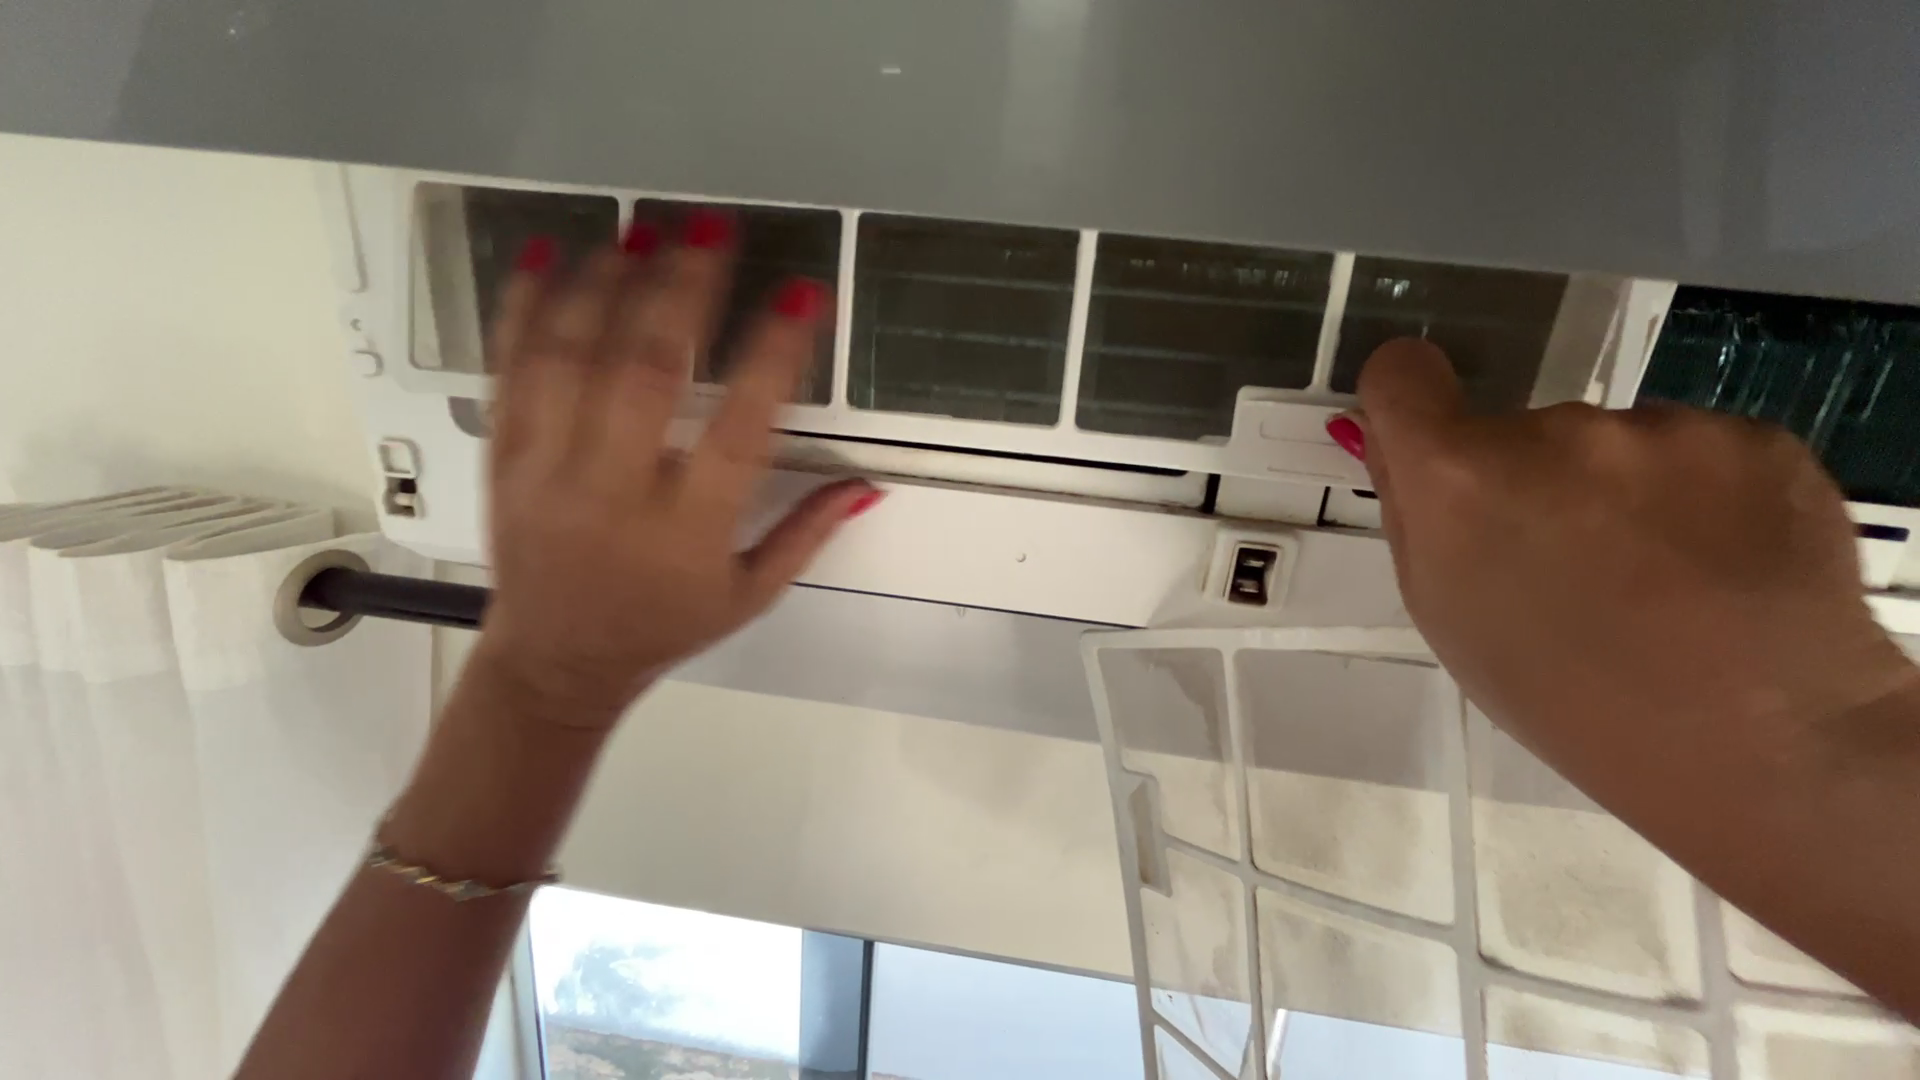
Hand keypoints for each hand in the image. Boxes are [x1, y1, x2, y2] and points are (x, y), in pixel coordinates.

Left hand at [469, 216, 878, 726]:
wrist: (558, 662)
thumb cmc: (665, 627)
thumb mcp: (750, 594)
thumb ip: (808, 535)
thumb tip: (868, 485)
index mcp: (687, 529)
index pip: (739, 430)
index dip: (773, 357)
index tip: (800, 295)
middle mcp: (615, 492)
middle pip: (647, 372)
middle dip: (682, 288)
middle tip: (710, 226)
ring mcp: (548, 470)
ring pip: (573, 359)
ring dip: (609, 283)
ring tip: (640, 228)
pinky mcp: (504, 458)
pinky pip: (511, 373)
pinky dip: (525, 307)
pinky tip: (547, 255)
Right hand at [1343, 338, 1918, 795]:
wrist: (1753, 736)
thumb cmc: (1554, 687)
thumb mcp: (1439, 607)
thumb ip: (1410, 511)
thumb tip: (1390, 440)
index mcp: (1458, 474)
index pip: (1402, 373)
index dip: (1404, 398)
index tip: (1423, 435)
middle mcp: (1552, 428)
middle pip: (1512, 428)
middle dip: (1522, 478)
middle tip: (1561, 561)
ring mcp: (1661, 427)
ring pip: (1606, 443)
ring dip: (1609, 488)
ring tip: (1651, 574)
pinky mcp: (1755, 438)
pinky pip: (1691, 449)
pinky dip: (1692, 493)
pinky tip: (1712, 563)